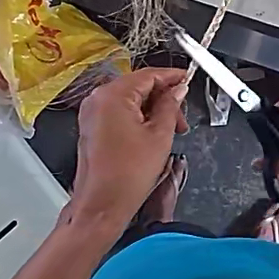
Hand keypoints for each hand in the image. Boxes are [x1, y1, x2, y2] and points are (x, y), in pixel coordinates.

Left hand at [70, 67, 189, 224]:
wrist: (103, 204)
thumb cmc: (125, 176)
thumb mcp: (160, 135)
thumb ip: (171, 106)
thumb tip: (177, 91)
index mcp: (113, 96)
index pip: (148, 74)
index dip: (171, 76)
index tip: (186, 78)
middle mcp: (98, 100)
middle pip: (138, 85)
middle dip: (163, 97)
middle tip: (182, 113)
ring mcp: (92, 113)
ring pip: (129, 99)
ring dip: (152, 109)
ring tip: (171, 128)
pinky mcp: (92, 127)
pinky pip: (119, 112)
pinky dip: (138, 117)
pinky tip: (153, 132)